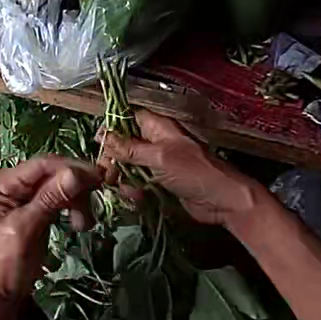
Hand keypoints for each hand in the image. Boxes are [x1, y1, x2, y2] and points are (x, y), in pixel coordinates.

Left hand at [0, 154, 102, 319]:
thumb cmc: (3, 266)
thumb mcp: (26, 229)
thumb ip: (50, 199)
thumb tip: (77, 173)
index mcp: (3, 184)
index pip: (43, 164)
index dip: (72, 168)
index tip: (99, 179)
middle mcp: (12, 186)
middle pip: (53, 174)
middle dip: (76, 187)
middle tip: (95, 205)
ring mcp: (24, 200)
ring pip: (60, 187)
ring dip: (77, 201)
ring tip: (85, 224)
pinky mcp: (35, 214)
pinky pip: (59, 202)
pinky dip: (72, 209)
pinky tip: (79, 224)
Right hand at [100, 111, 266, 227]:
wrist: (222, 201)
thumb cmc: (194, 173)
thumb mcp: (158, 157)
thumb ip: (129, 148)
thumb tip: (102, 135)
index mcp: (158, 127)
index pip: (127, 118)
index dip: (111, 129)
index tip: (98, 145)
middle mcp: (155, 142)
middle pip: (123, 144)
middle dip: (113, 160)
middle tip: (107, 175)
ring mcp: (157, 163)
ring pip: (128, 166)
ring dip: (123, 179)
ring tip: (128, 191)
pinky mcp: (159, 182)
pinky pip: (138, 182)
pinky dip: (134, 190)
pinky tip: (137, 199)